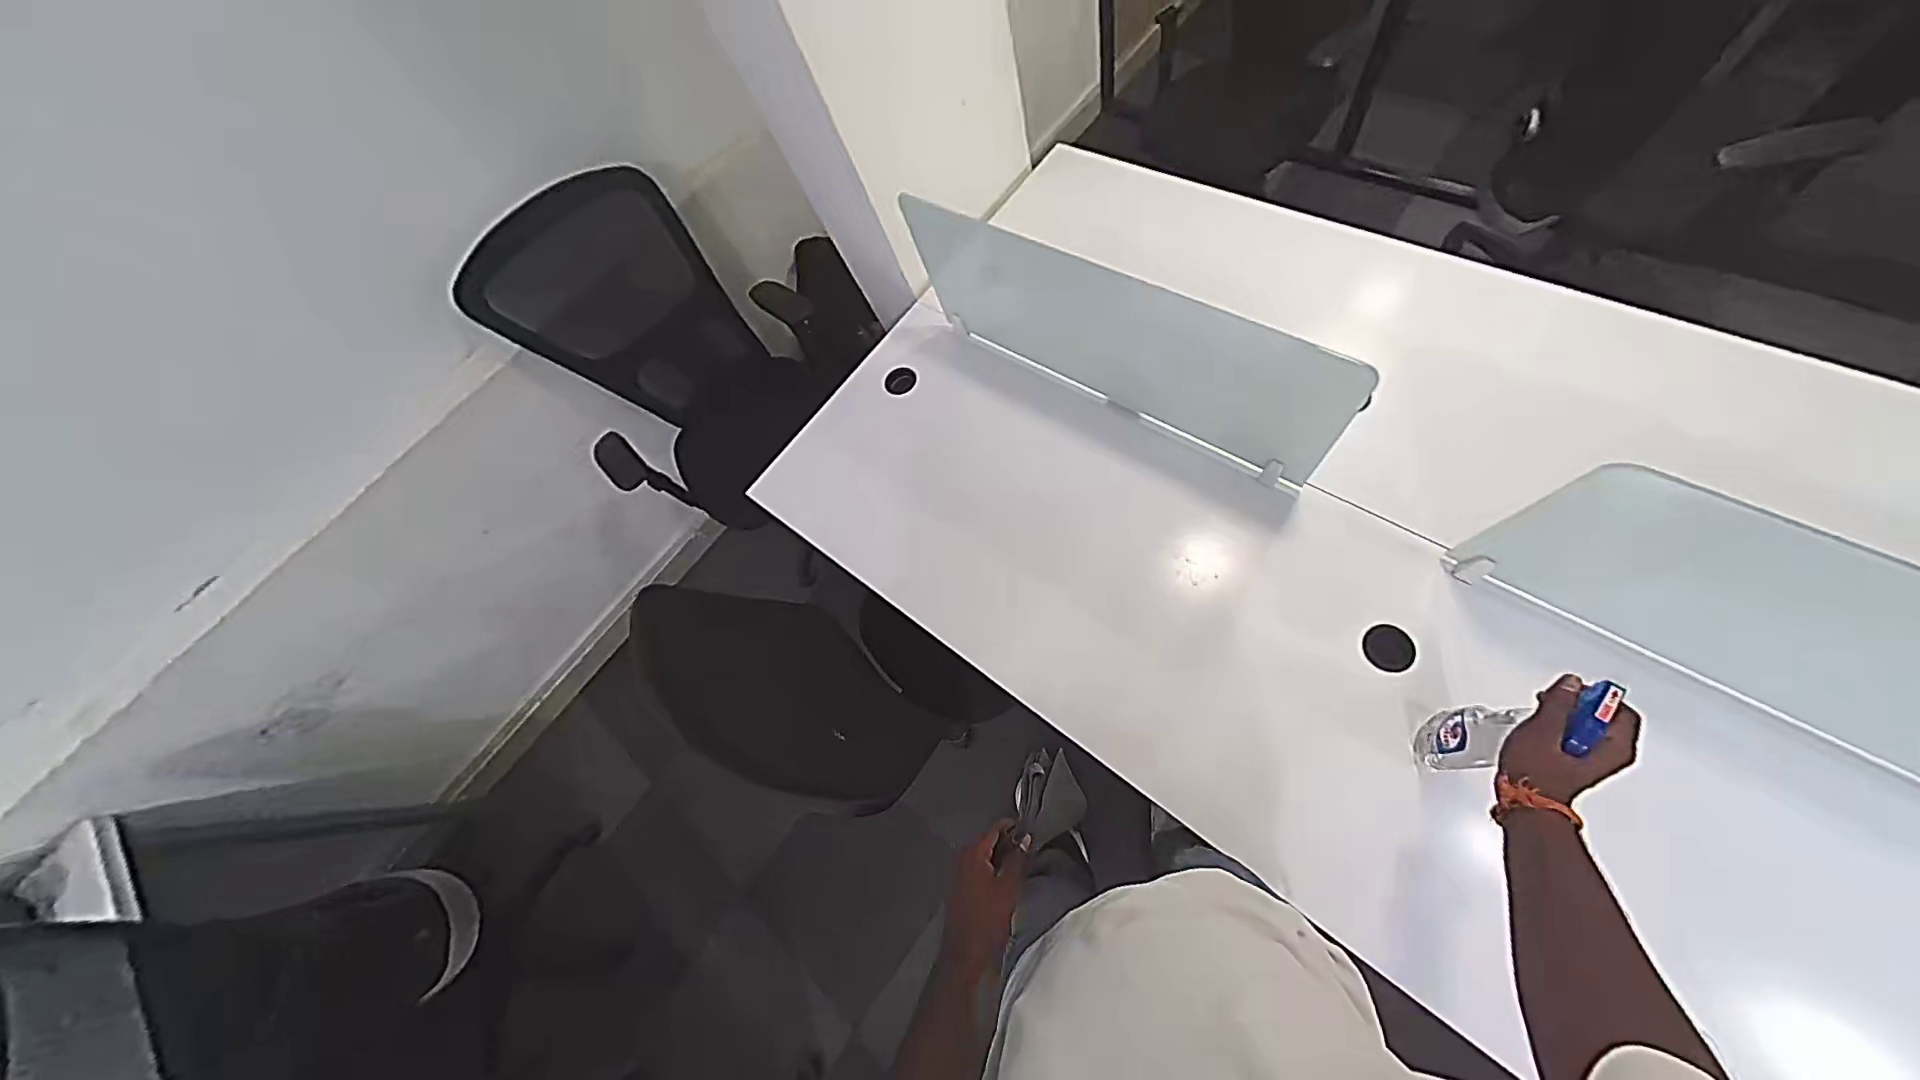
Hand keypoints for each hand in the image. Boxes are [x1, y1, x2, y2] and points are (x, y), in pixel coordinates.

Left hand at [941, 820, 1028, 973]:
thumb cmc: (987, 920)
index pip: (994, 828)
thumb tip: (1025, 838)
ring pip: (982, 854)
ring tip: (1020, 865)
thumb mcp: (1009, 887)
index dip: (1013, 827)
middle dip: (1008, 842)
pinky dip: (991, 868)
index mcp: (972, 852)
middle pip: (987, 839)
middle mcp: (961, 857)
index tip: (1030, 831)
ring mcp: (957, 871)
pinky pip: (976, 867)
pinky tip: (1004, 880)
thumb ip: (1018, 858)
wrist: (964, 954)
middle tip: (1028, 850)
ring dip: (1000, 857)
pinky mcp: (958, 886)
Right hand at [1498, 673, 1640, 803]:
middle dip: (1579, 705)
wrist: (1525, 801)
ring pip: (1590, 726)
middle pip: (1606, 717)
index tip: (1570, 692)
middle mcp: (1612, 755)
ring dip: (1567, 716)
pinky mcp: (1578, 763)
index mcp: (1614, 748)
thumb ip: (1558, 704)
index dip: (1594, 696)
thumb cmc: (1536, 774)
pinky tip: (1541, 732)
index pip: (1619, 710)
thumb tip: (1571, 684)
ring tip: (1542, 718)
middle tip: (1553, 702)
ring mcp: (1596, 760)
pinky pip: (1578, 736)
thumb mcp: (1542, 731)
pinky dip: (1562, 729)